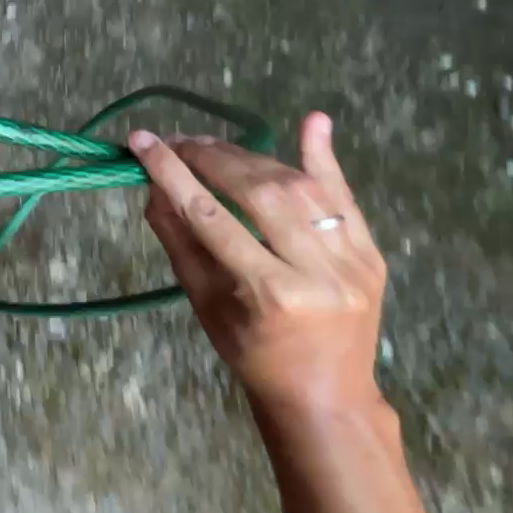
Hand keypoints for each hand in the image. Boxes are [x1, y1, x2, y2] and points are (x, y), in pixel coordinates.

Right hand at [131, 114, 388, 417]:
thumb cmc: (247, 349)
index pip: (209, 214)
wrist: (325, 391)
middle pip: (259, 193)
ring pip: (299, 188)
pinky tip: (312, 121)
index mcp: (269, 291)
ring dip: (247, 157)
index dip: (170, 172)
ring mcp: (355, 261)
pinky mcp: (373, 254)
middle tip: (173, 140)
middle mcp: (320, 271)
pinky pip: (345, 198)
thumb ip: (177, 236)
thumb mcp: (199, 297)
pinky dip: (325, 158)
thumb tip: (151, 182)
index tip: (140, 141)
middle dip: (209, 158)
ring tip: (207, 143)